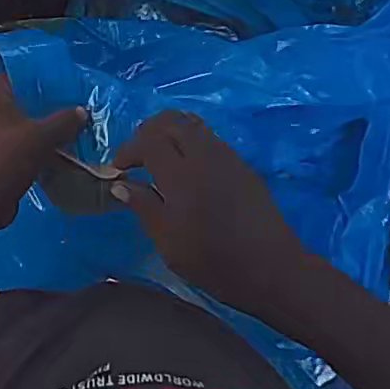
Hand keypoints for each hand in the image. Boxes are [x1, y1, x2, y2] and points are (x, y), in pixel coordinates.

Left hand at [0, 75, 87, 230]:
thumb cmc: (3, 163)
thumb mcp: (41, 138)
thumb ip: (64, 121)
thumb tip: (82, 112)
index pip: (20, 76)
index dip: (46, 80)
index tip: (70, 86)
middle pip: (21, 101)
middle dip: (47, 107)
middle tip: (75, 110)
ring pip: (18, 125)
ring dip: (41, 130)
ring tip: (69, 132)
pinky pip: (14, 144)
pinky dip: (31, 147)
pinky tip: (53, 153)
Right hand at [111, 111, 325, 324]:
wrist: (271, 268)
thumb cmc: (213, 261)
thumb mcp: (168, 241)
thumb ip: (144, 206)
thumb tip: (120, 184)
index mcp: (182, 174)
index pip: (148, 141)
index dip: (128, 150)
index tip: (117, 169)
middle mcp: (205, 155)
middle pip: (171, 121)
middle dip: (148, 132)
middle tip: (137, 156)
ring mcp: (228, 157)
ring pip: (193, 125)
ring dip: (171, 133)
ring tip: (160, 159)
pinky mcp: (242, 165)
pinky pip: (210, 139)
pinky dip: (191, 142)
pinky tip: (187, 170)